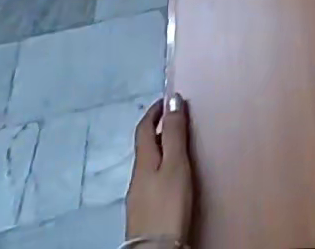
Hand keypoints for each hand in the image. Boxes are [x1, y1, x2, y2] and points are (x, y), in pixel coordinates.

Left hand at [126, 94, 193, 242]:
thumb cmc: (168, 204)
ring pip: (147, 166)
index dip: (154, 111)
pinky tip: (170, 183)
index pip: (144, 127)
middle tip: (174, 122)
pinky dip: (160, 172)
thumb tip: (172, 98)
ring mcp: (137, 197)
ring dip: (159, 153)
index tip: (165, 100)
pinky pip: (150, 183)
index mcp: (143, 160)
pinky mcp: (143, 215)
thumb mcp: (176, 164)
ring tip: (177, 151)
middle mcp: (136, 176)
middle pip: (144, 146)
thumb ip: (174, 133)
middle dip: (157, 131)